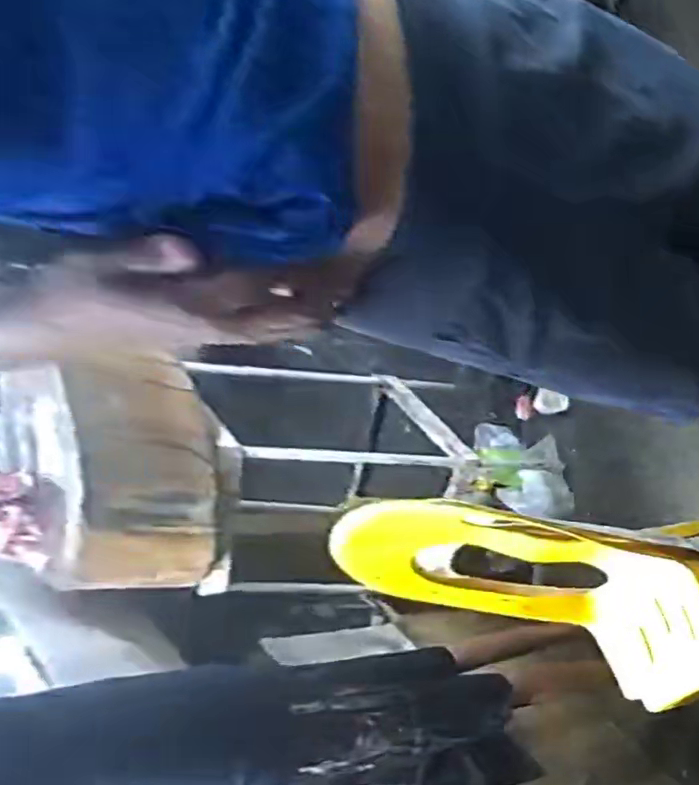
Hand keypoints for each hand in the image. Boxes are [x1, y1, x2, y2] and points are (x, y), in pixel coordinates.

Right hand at [4, 235, 354, 359]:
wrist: (64, 328)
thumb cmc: (79, 289)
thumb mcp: (99, 263)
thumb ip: (147, 256)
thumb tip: (191, 248)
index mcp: (197, 305)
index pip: (258, 287)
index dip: (291, 271)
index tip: (320, 252)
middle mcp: (227, 326)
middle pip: (292, 315)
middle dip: (323, 297)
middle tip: (351, 277)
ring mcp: (233, 337)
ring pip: (293, 328)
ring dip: (322, 311)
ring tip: (347, 292)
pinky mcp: (231, 339)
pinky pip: (281, 332)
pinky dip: (305, 321)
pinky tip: (321, 308)